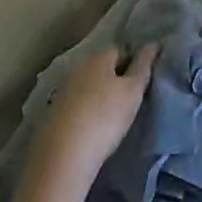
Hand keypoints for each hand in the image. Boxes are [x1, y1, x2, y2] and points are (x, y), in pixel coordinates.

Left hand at [20, 46, 157, 201]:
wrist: (62, 158)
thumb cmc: (105, 117)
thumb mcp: (133, 90)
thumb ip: (144, 65)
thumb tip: (152, 44)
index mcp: (98, 58)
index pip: (120, 50)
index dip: (133, 62)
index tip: (140, 82)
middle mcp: (77, 68)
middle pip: (101, 67)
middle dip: (115, 77)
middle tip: (128, 98)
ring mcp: (61, 92)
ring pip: (86, 86)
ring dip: (98, 94)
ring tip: (110, 115)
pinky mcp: (50, 115)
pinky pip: (74, 105)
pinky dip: (83, 111)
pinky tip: (89, 128)